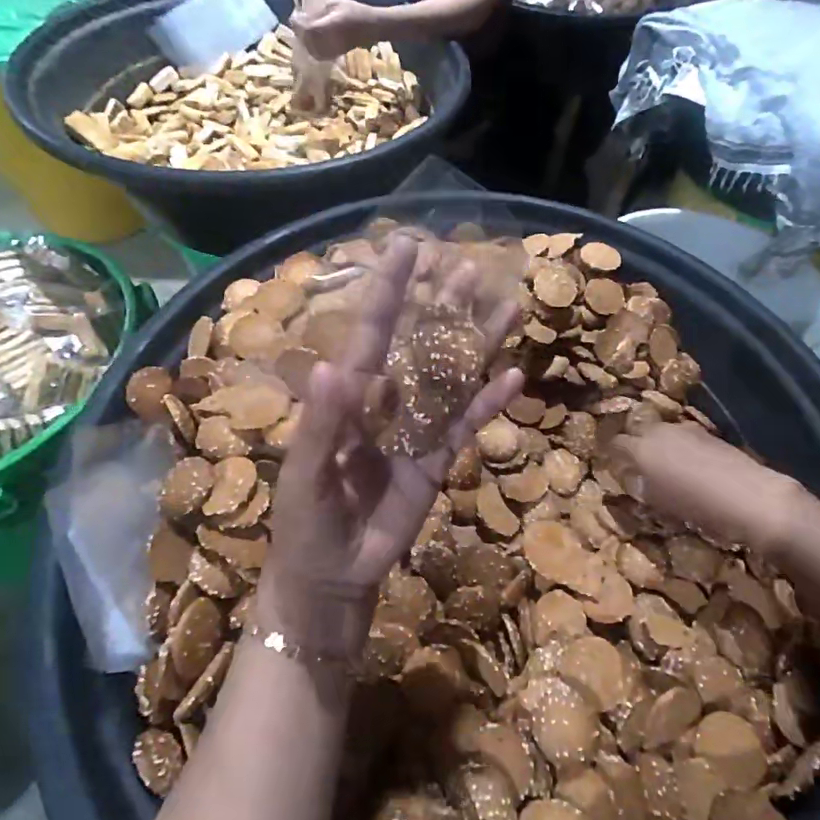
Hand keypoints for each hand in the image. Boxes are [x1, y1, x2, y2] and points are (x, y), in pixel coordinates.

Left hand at [259, 236, 522, 659]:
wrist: (332, 574)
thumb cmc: (305, 520)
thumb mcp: (305, 472)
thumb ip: (322, 422)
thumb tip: (332, 368)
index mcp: (350, 395)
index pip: (372, 330)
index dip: (390, 289)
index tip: (408, 246)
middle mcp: (386, 402)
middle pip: (420, 343)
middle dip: (443, 305)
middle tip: (471, 266)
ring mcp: (415, 429)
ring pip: (451, 377)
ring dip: (476, 344)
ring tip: (509, 307)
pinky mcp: (436, 460)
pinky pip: (466, 426)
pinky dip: (488, 403)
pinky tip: (515, 377)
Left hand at [289, 0, 383, 59]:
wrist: (371, 27)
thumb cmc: (354, 11)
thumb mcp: (333, 3)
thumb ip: (317, 12)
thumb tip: (304, 18)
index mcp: (327, 26)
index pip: (305, 29)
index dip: (297, 23)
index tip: (295, 15)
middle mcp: (327, 41)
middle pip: (306, 40)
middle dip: (300, 32)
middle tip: (299, 22)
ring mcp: (331, 50)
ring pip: (310, 49)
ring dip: (306, 41)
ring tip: (306, 31)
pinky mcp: (334, 55)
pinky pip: (318, 54)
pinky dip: (312, 48)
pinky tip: (313, 40)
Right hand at [611, 424, 819, 561]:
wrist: (754, 499)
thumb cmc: (699, 507)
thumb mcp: (661, 503)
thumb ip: (642, 487)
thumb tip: (633, 479)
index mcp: (641, 449)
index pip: (615, 443)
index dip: (613, 455)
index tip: (615, 468)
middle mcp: (659, 432)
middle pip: (638, 433)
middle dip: (636, 447)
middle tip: (639, 468)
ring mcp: (686, 429)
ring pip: (662, 434)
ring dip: (660, 447)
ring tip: (668, 470)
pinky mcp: (708, 434)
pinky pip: (683, 438)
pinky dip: (680, 449)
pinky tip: (692, 469)